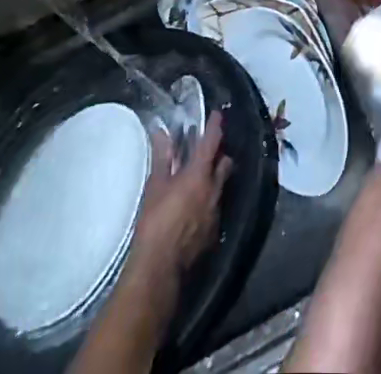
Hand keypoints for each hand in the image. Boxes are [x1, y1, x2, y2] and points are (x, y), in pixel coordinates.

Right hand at [127, 110, 232, 280]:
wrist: (162, 265)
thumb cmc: (155, 220)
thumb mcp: (155, 185)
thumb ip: (162, 157)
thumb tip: (162, 133)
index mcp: (199, 176)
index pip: (211, 145)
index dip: (215, 128)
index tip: (218, 114)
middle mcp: (214, 191)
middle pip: (225, 164)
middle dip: (220, 153)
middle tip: (208, 147)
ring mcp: (217, 213)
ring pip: (222, 186)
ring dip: (215, 176)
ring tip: (200, 173)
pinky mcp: (214, 232)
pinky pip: (216, 206)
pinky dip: (210, 197)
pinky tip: (196, 202)